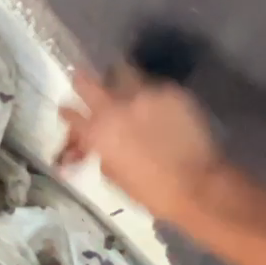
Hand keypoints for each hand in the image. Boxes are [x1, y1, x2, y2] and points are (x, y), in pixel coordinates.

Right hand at [60, 66, 230, 229]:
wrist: (198, 185)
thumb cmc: (152, 191)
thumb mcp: (114, 177)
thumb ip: (98, 153)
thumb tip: (93, 146)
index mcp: (97, 132)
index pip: (70, 113)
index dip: (67, 112)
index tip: (67, 111)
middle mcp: (115, 106)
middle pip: (86, 81)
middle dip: (82, 81)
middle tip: (83, 80)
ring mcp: (144, 94)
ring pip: (121, 73)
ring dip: (118, 80)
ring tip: (125, 89)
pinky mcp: (170, 91)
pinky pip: (153, 85)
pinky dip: (150, 94)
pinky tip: (156, 106)